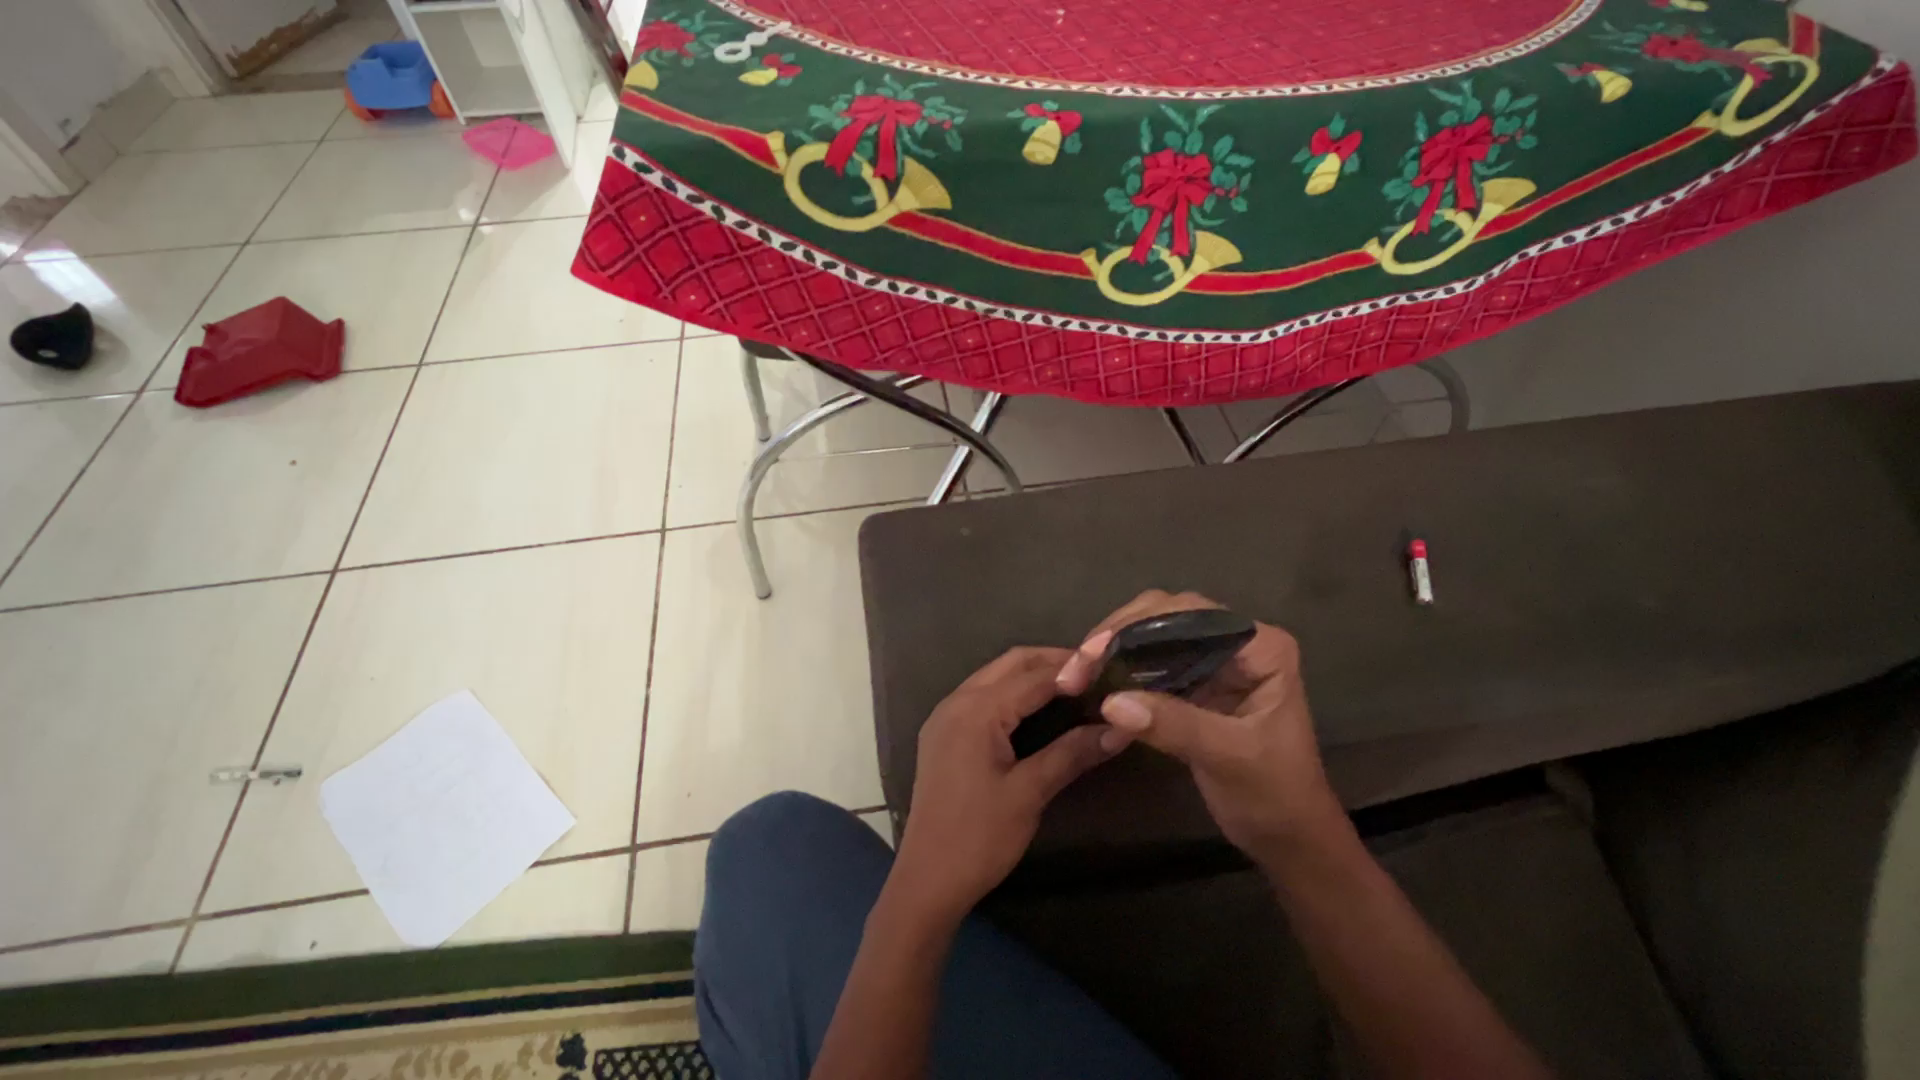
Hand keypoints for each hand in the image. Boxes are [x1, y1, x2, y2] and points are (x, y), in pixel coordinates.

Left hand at [892, 647, 1118, 924]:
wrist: (927, 880)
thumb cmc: (979, 837)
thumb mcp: (1030, 793)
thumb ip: (1072, 753)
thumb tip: (1120, 728)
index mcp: (976, 711)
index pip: (1034, 676)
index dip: (1075, 670)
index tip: (1114, 668)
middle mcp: (956, 703)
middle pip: (1011, 664)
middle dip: (1053, 662)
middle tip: (1097, 673)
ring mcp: (945, 718)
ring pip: (995, 677)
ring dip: (1033, 675)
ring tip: (1077, 688)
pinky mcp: (943, 736)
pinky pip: (982, 697)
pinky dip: (1013, 693)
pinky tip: (1040, 710)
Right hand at [1056, 590, 1348, 857]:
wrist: (1287, 837)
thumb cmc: (1274, 793)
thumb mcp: (1228, 756)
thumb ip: (1175, 725)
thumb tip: (1112, 702)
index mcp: (1259, 646)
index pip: (1190, 614)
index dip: (1136, 626)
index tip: (1093, 652)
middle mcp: (1236, 643)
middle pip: (1164, 617)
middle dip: (1116, 636)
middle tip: (1076, 668)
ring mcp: (1213, 663)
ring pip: (1151, 639)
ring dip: (1111, 655)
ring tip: (1075, 678)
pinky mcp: (1194, 687)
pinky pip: (1149, 667)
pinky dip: (1119, 676)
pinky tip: (1093, 693)